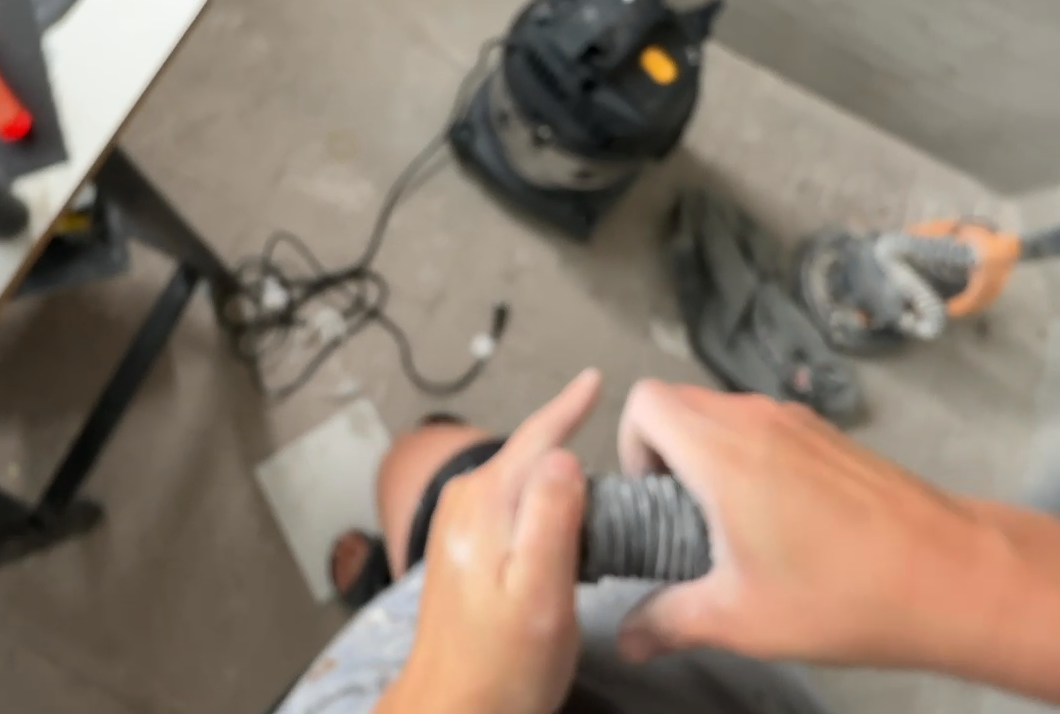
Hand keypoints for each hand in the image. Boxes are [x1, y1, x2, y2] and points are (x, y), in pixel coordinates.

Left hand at [379, 370, 601, 713]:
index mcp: (486, 502)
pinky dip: (538, 501)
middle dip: (568, 442)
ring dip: (555, 478)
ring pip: (520, 479)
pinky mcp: (461, 542)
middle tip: (611, 449)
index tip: (594, 379)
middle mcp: (466, 500)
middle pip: (529, 456)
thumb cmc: (501, 665)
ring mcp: (459, 520)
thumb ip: (552, 519)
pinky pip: (508, 501)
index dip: (569, 406)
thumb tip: (565, 456)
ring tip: (592, 491)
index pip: (536, 438)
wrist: (449, 709)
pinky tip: (556, 523)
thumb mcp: (540, 594)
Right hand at [614, 381, 1012, 667]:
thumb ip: (669, 620)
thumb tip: (624, 640)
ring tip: (732, 516)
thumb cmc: (840, 595)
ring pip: (715, 409)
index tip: (654, 497)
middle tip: (683, 511)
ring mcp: (790, 416)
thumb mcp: (743, 619)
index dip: (632, 444)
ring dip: (702, 448)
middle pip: (673, 401)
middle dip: (660, 448)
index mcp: (718, 449)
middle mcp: (748, 416)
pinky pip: (756, 421)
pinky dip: (742, 449)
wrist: (959, 575)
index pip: (643, 402)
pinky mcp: (822, 428)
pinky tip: (781, 510)